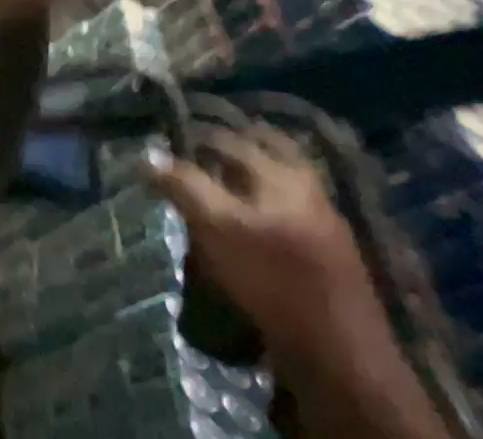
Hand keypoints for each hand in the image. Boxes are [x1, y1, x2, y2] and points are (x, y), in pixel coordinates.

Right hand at [146, 128, 386, 362]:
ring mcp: (322, 223)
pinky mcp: (324, 252)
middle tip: (190, 151)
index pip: (231, 140)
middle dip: (229, 148)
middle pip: (266, 154)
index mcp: (285, 177)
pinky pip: (285, 209)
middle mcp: (309, 191)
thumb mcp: (215, 226)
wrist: (335, 347)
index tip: (163, 139)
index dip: (195, 136)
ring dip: (244, 176)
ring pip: (277, 183)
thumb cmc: (269, 276)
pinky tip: (239, 218)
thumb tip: (146, 152)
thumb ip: (182, 185)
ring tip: (208, 183)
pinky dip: (258, 202)